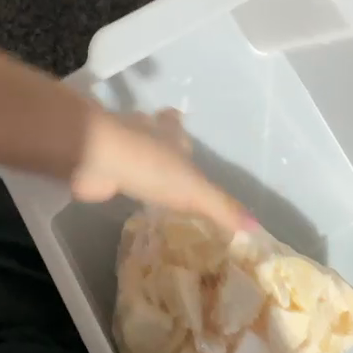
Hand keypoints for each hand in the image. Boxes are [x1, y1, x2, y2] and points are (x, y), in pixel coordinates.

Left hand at [69, 109, 253, 236]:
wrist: (95, 157)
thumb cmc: (149, 165)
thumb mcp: (193, 189)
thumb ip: (221, 208)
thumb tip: (257, 226)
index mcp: (167, 132)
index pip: (175, 125)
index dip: (178, 128)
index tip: (182, 129)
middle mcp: (141, 131)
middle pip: (150, 132)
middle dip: (156, 142)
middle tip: (165, 160)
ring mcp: (115, 144)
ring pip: (129, 148)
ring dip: (136, 160)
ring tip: (145, 178)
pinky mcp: (96, 160)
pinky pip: (110, 167)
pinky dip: (116, 176)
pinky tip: (121, 190)